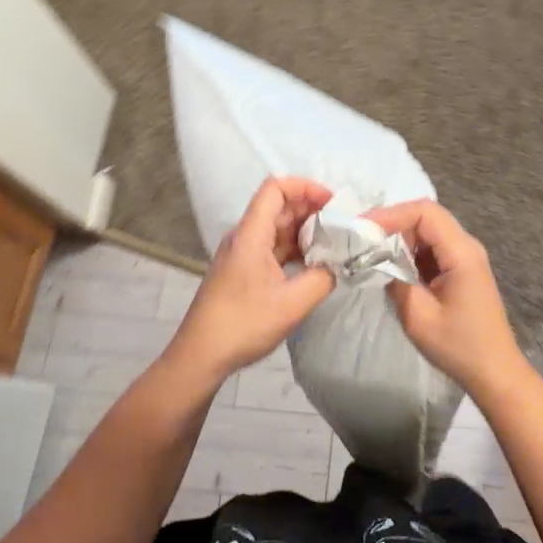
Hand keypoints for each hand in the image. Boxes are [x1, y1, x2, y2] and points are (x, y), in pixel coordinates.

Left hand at [165, 177, 336, 379]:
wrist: (200, 356)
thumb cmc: (243, 324)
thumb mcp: (293, 304)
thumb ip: (323, 277)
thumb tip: (340, 263)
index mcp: (250, 234)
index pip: (275, 188)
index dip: (306, 187)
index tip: (332, 203)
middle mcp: (244, 237)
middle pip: (279, 206)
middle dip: (311, 209)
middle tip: (341, 225)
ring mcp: (242, 254)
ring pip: (277, 228)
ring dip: (305, 231)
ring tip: (333, 245)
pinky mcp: (242, 271)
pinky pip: (272, 247)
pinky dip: (294, 249)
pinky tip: (313, 264)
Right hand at [364, 199, 525, 392]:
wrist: (494, 372)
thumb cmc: (458, 346)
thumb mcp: (418, 316)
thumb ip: (394, 280)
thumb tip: (376, 260)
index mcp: (462, 252)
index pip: (425, 212)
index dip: (392, 214)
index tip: (362, 228)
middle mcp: (467, 247)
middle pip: (426, 217)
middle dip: (392, 224)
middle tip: (362, 240)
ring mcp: (466, 258)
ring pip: (428, 232)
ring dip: (400, 239)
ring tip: (371, 253)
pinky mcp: (461, 270)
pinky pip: (432, 249)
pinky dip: (410, 253)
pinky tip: (392, 268)